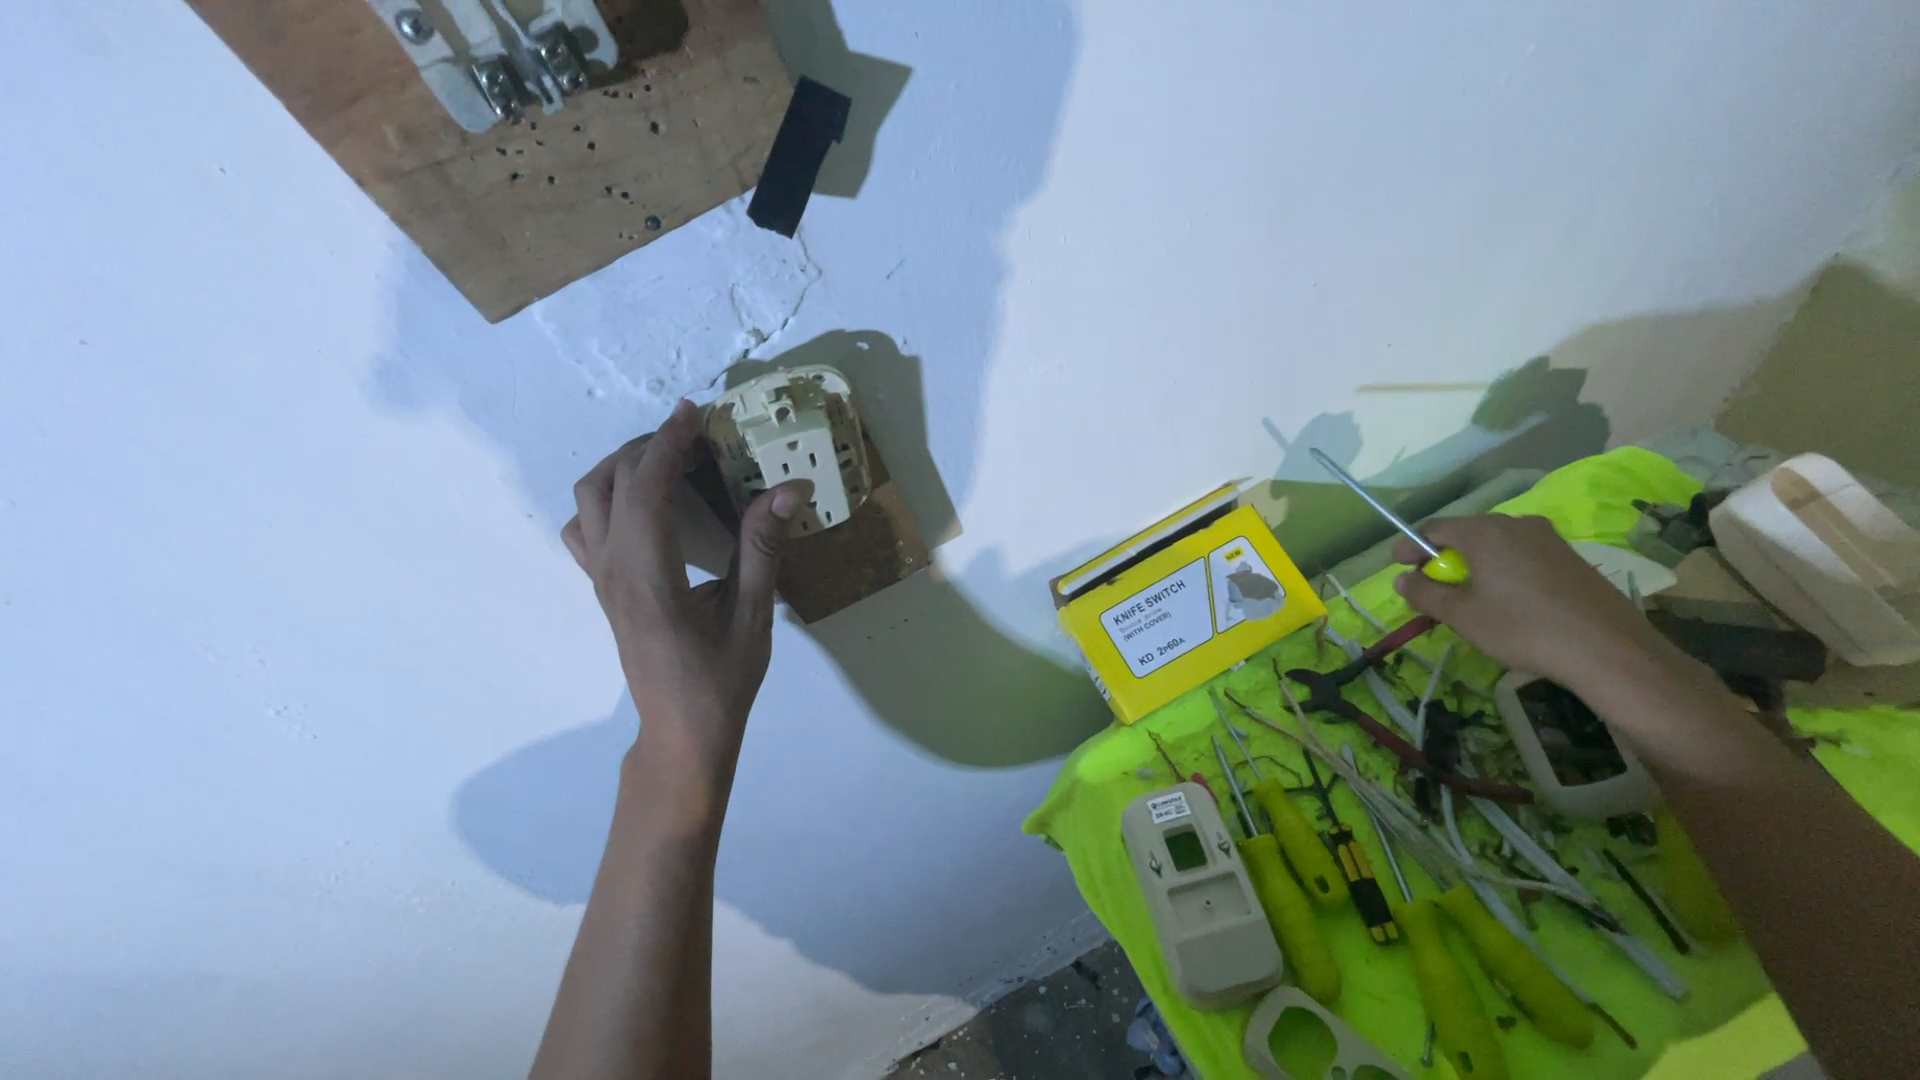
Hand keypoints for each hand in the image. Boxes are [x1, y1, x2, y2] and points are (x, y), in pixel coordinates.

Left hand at [561, 399, 812, 781]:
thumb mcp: (753, 617)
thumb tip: (786, 489)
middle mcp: (612, 572)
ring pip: (587, 501)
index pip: (645, 489)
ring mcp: (600, 581)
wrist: (681, 731)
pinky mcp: (602, 589)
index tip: (695, 411)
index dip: (668, 442)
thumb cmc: (722, 680)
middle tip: (697, 437)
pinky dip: (609, 499)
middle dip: (649, 446)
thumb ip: (763, 550)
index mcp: (649, 577)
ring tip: (670, 462)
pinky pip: (586, 528)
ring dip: (623, 468)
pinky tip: (648, 506)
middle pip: (608, 483)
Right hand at [1390, 515, 1666, 692]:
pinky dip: (1503, 571)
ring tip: (1468, 597)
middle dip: (1443, 557)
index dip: (1410, 546)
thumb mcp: (1461, 615)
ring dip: (1474, 565)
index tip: (1397, 567)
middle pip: (1466, 533)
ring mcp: (1549, 539)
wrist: (1608, 650)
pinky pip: (1522, 556)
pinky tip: (1507, 601)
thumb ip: (1424, 593)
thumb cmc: (1523, 627)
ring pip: (1496, 545)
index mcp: (1485, 532)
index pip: (1434, 528)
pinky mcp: (1571, 558)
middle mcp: (1517, 524)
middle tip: (1431, 586)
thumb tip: (1401, 580)